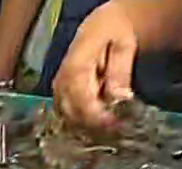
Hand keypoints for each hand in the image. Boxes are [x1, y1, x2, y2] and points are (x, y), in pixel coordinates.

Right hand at [55, 0, 141, 128]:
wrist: (98, 26)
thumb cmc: (113, 32)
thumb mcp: (124, 44)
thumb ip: (120, 71)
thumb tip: (120, 98)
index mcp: (75, 70)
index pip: (82, 102)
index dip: (97, 118)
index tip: (114, 125)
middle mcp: (60, 84)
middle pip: (73, 115)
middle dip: (94, 125)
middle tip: (115, 129)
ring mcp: (57, 92)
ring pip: (69, 120)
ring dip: (88, 125)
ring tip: (108, 125)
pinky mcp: (57, 98)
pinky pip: (66, 117)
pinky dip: (81, 122)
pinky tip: (96, 120)